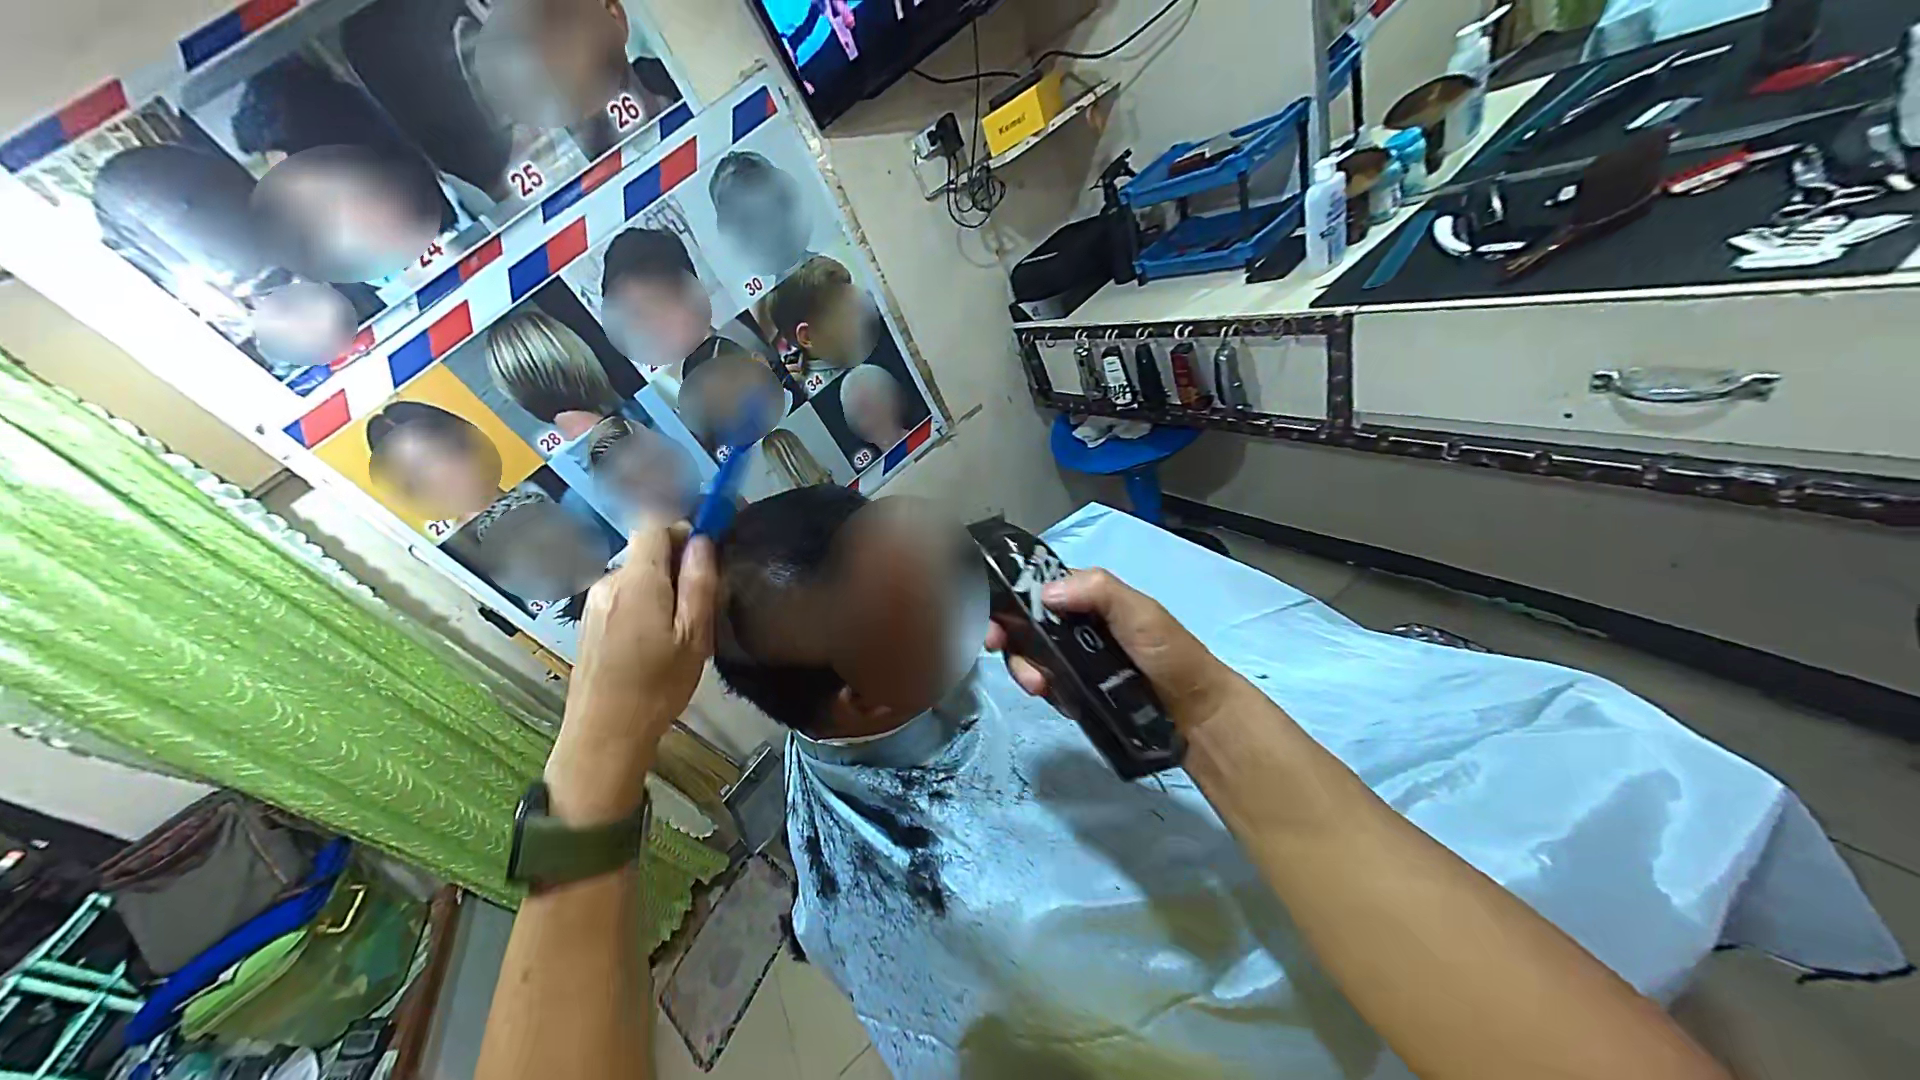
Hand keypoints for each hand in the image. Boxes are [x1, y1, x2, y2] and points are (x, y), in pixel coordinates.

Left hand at [547, 518, 717, 824]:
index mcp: (637, 580)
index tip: (706, 556)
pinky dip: (644, 601)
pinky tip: (653, 637)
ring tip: (679, 624)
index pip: (655, 527)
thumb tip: (703, 539)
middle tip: (701, 599)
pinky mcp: (589, 620)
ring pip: (636, 574)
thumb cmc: (658, 684)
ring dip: (660, 585)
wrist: (605, 732)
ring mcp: (594, 601)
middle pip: (646, 551)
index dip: (683, 532)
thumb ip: (699, 582)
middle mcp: (609, 581)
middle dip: (675, 563)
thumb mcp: (694, 635)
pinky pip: (623, 594)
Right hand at [985, 568, 1249, 734]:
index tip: (994, 615)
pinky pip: (1045, 685)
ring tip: (1036, 683)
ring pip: (1029, 657)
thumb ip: (1099, 591)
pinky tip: (1048, 694)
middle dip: (1006, 636)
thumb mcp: (1140, 612)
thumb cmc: (1169, 653)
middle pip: (1024, 625)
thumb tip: (1046, 593)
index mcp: (1087, 599)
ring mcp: (1072, 660)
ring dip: (1021, 667)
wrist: (1192, 713)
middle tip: (994, 646)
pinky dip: (1040, 688)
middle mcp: (1074, 627)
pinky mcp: (1073, 690)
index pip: (1038, 590)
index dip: (1010, 598)